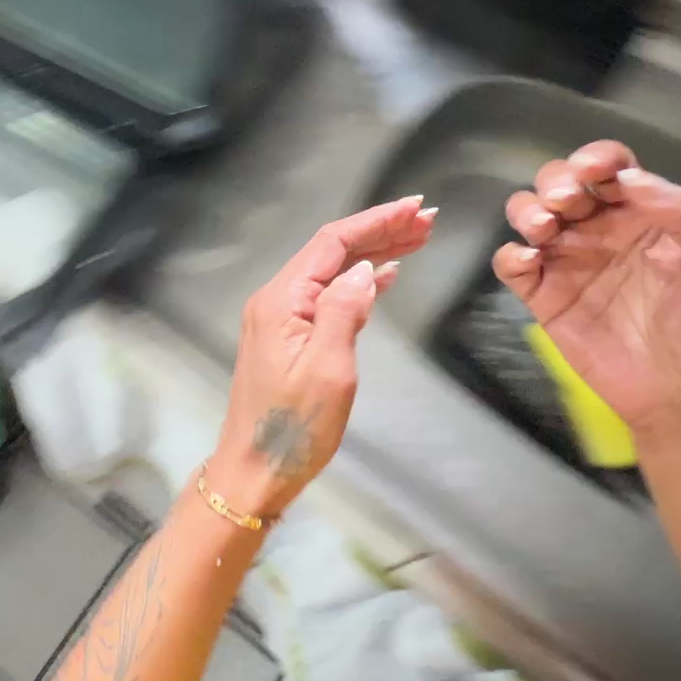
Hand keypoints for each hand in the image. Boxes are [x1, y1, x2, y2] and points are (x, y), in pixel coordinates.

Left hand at [209, 197, 436, 517]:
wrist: (252, 473)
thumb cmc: (293, 428)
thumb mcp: (329, 370)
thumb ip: (345, 311)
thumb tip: (364, 269)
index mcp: (282, 300)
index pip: (332, 243)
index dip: (375, 221)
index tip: (415, 207)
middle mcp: (276, 300)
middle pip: (332, 252)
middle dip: (380, 231)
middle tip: (428, 220)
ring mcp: (280, 319)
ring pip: (332, 272)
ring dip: (373, 254)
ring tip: (417, 239)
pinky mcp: (288, 338)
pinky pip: (327, 296)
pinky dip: (359, 282)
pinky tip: (385, 276)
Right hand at [492, 140, 680, 439]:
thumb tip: (632, 179)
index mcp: (643, 212)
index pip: (611, 167)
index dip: (597, 158)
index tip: (595, 171)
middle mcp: (599, 228)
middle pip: (559, 181)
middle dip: (556, 180)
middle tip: (565, 202)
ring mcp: (566, 260)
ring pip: (527, 213)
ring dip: (527, 209)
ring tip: (544, 229)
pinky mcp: (541, 294)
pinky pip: (510, 263)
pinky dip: (510, 254)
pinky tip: (529, 261)